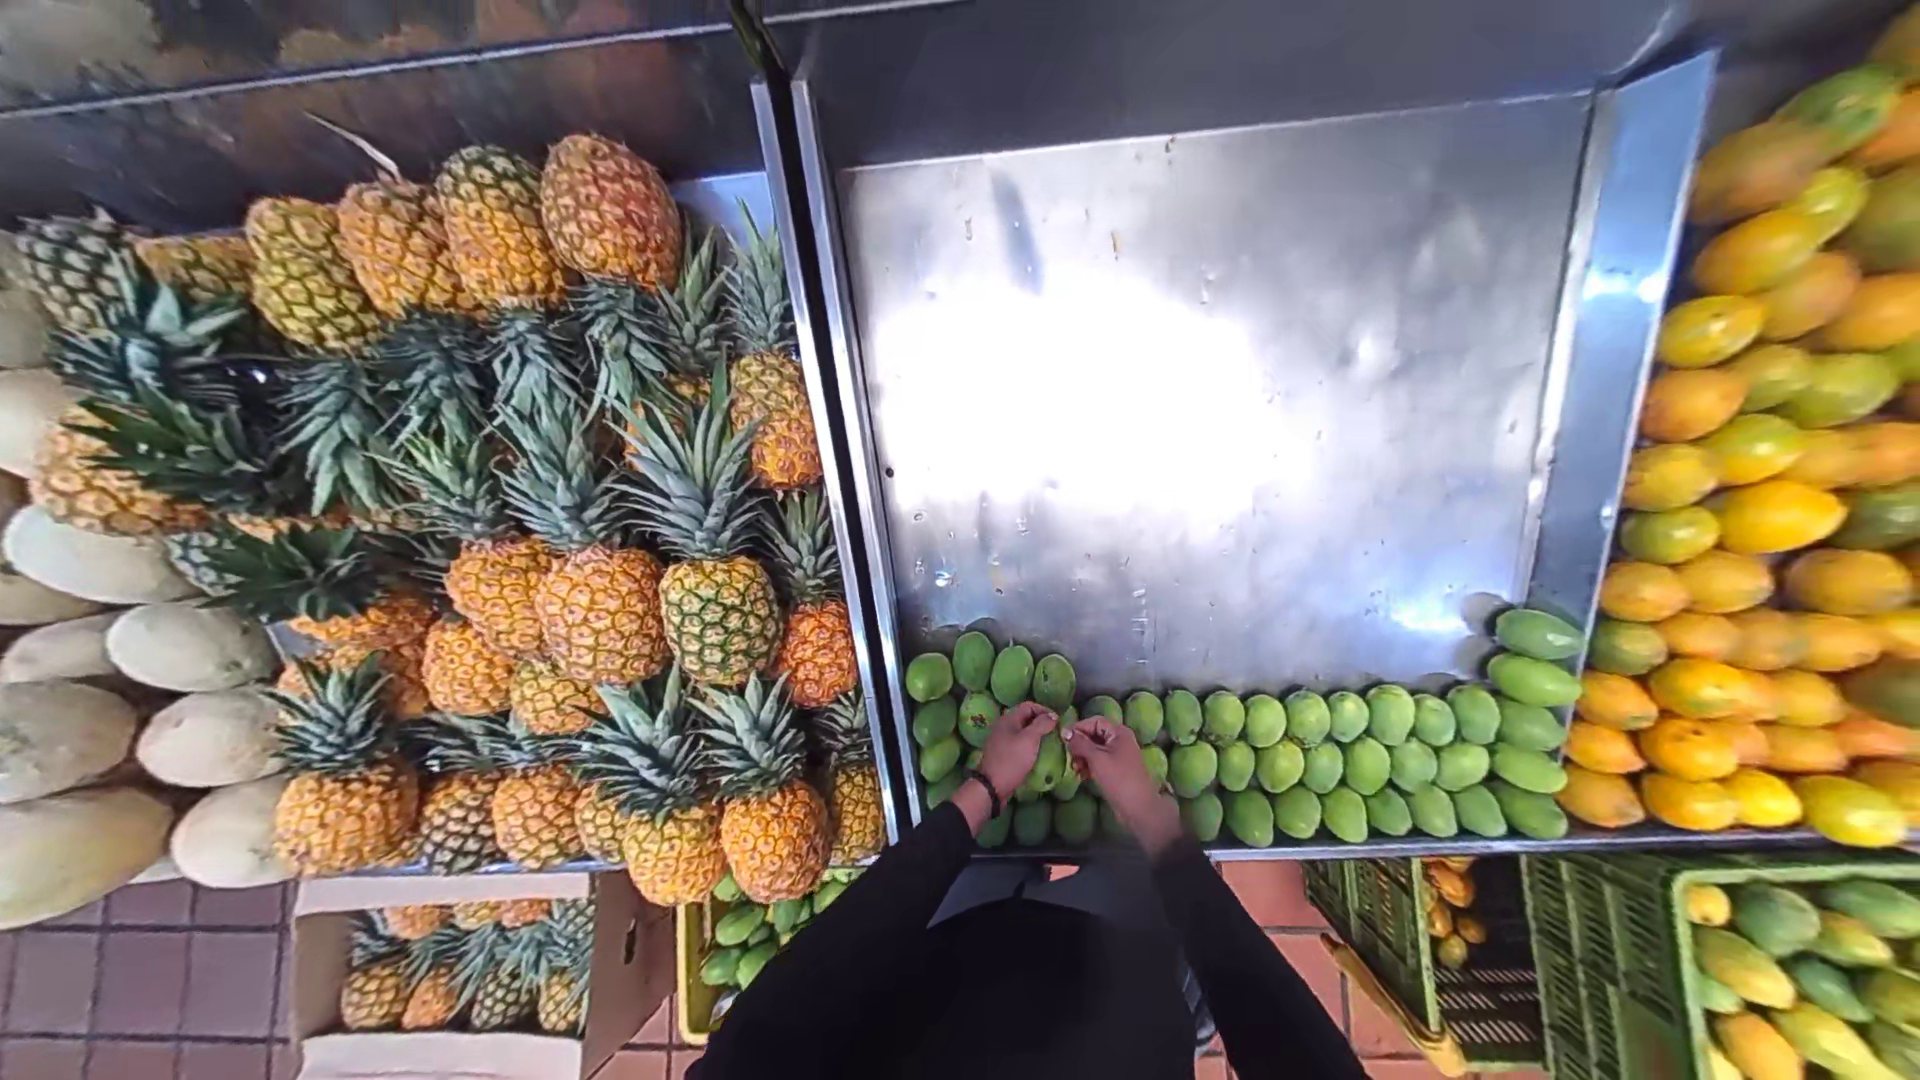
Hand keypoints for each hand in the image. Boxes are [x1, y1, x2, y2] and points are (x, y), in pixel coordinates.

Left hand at [979, 702, 1056, 798]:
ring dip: (1036, 733)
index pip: (1028, 706)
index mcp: (1008, 719)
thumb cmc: (1012, 759)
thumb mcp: (1029, 740)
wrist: (993, 785)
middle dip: (1041, 721)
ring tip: (1050, 740)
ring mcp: (1002, 739)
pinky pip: (1019, 742)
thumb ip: (1041, 725)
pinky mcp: (1004, 752)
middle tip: (1055, 730)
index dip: (1044, 710)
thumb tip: (1052, 715)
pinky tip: (1038, 751)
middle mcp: (1003, 726)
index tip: (1057, 720)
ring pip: (1023, 730)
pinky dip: (1030, 743)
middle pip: (1025, 717)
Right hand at [1063, 715, 1183, 855]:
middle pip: (1094, 735)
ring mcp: (1118, 755)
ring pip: (1094, 749)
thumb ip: (1080, 743)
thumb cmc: (1118, 779)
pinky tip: (1082, 776)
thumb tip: (1064, 730)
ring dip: (1082, 757)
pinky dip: (1089, 766)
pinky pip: (1098, 761)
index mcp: (1119, 733)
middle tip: (1070, 757)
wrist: (1138, 809)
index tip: (1065, 739)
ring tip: (1076, 769)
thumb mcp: (1097, 759)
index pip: (1094, 722)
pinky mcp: (1116, 769)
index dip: (1079, 728)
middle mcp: (1120, 740)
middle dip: (1080, 746)